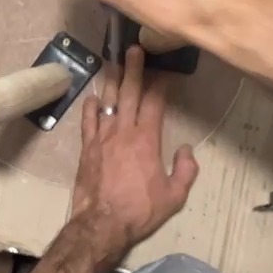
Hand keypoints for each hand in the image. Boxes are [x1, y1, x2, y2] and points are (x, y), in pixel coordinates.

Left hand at [68, 47, 198, 256]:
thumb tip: (186, 150)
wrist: (102, 224)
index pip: (155, 103)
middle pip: (129, 94)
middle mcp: (123, 133)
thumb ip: (185, 170)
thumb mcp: (174, 196)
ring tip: (113, 62)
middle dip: (133, 69)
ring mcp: (102, 139)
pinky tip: (93, 96)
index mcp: (147, 140)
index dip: (161, 84)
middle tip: (134, 48)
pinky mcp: (87, 149)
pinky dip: (90, 108)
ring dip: (111, 81)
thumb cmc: (139, 211)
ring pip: (107, 103)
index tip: (165, 69)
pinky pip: (88, 122)